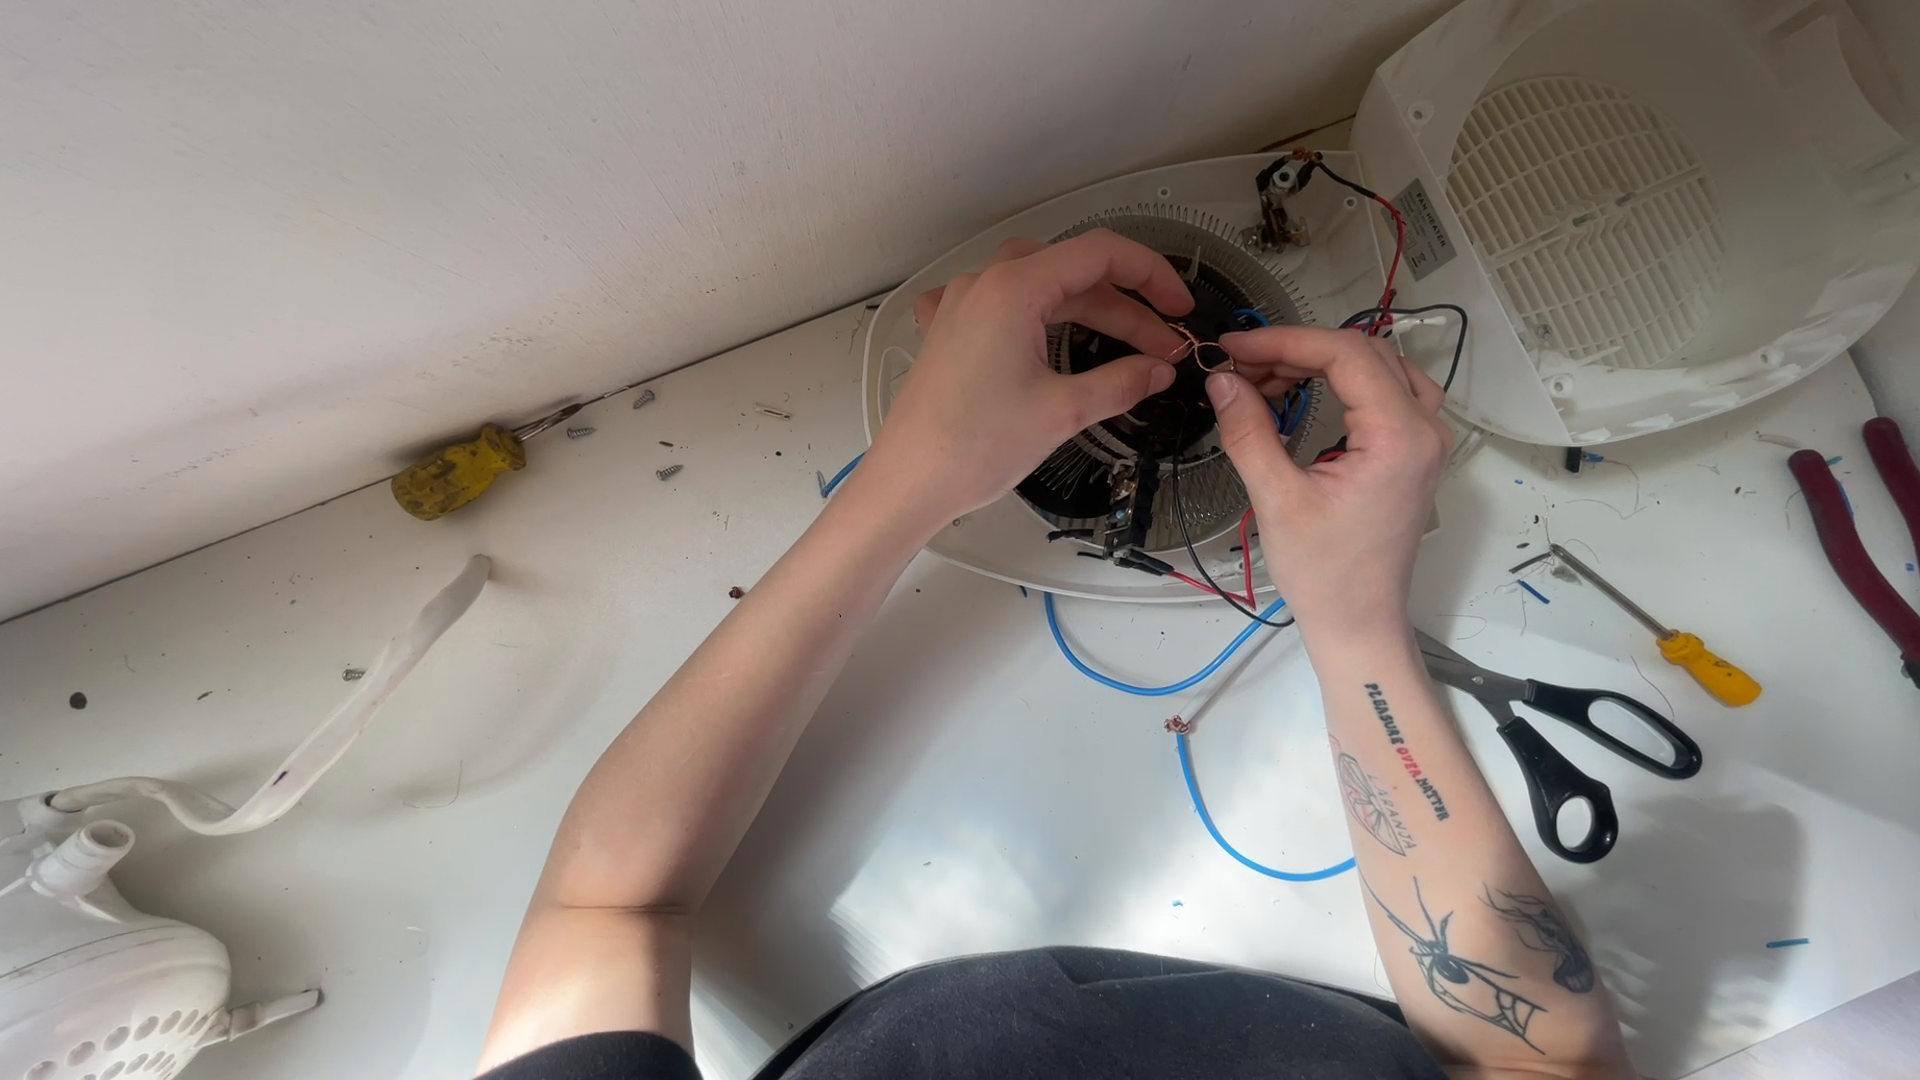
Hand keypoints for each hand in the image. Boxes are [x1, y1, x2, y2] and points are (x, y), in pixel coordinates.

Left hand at [854, 231, 1193, 529]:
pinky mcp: (949, 337)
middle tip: (1161, 346)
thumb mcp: (1061, 412)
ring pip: (1039, 291)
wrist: (908, 483)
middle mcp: (983, 287)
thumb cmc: (971, 447)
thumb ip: (1120, 383)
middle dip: (1124, 308)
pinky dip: (1037, 319)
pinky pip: (1000, 308)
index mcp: (1012, 290)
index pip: (1099, 254)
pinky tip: (1042, 333)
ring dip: (1085, 314)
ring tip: (1123, 350)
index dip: (1151, 275)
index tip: (1179, 308)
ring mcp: (961, 309)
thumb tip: (1157, 371)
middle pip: (1072, 274)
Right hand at [1208, 327, 1450, 643]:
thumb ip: (1249, 432)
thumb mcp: (1277, 499)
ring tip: (1262, 380)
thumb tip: (1222, 382)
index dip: (1284, 341)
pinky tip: (1297, 397)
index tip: (1234, 348)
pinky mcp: (1407, 454)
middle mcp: (1422, 430)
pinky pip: (1379, 395)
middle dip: (1296, 350)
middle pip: (1362, 354)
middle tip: (1240, 366)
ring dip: (1317, 364)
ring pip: (1374, 369)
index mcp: (1399, 438)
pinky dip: (1336, 385)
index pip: (1345, 355)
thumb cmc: (1324, 572)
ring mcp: (1420, 442)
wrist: (1357, 620)